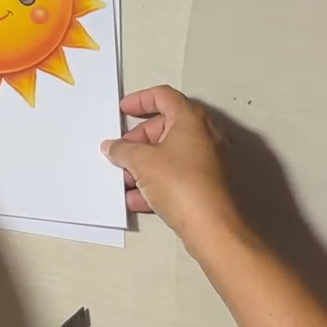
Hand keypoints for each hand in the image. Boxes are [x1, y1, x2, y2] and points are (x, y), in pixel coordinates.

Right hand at [102, 85, 242, 244]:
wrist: (214, 230)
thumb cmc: (179, 182)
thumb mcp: (141, 161)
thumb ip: (122, 150)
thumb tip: (111, 147)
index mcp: (191, 119)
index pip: (163, 96)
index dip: (140, 100)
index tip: (122, 110)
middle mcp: (205, 135)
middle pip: (165, 127)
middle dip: (138, 140)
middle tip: (121, 152)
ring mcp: (211, 162)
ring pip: (171, 154)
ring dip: (145, 164)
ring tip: (125, 180)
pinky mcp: (210, 186)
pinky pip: (179, 175)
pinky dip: (158, 181)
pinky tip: (137, 199)